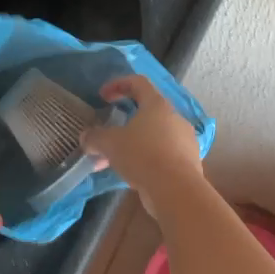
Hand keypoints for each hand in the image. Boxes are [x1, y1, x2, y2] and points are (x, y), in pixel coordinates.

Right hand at [81, 75, 202, 212]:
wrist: (177, 190)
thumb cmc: (142, 155)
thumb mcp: (110, 144)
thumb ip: (95, 137)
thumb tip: (86, 138)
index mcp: (157, 104)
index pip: (138, 82)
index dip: (118, 84)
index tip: (103, 97)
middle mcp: (174, 117)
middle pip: (145, 112)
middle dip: (122, 124)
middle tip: (106, 136)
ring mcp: (184, 140)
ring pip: (152, 136)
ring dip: (131, 145)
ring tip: (112, 163)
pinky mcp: (188, 162)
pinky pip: (162, 154)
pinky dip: (145, 160)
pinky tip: (131, 176)